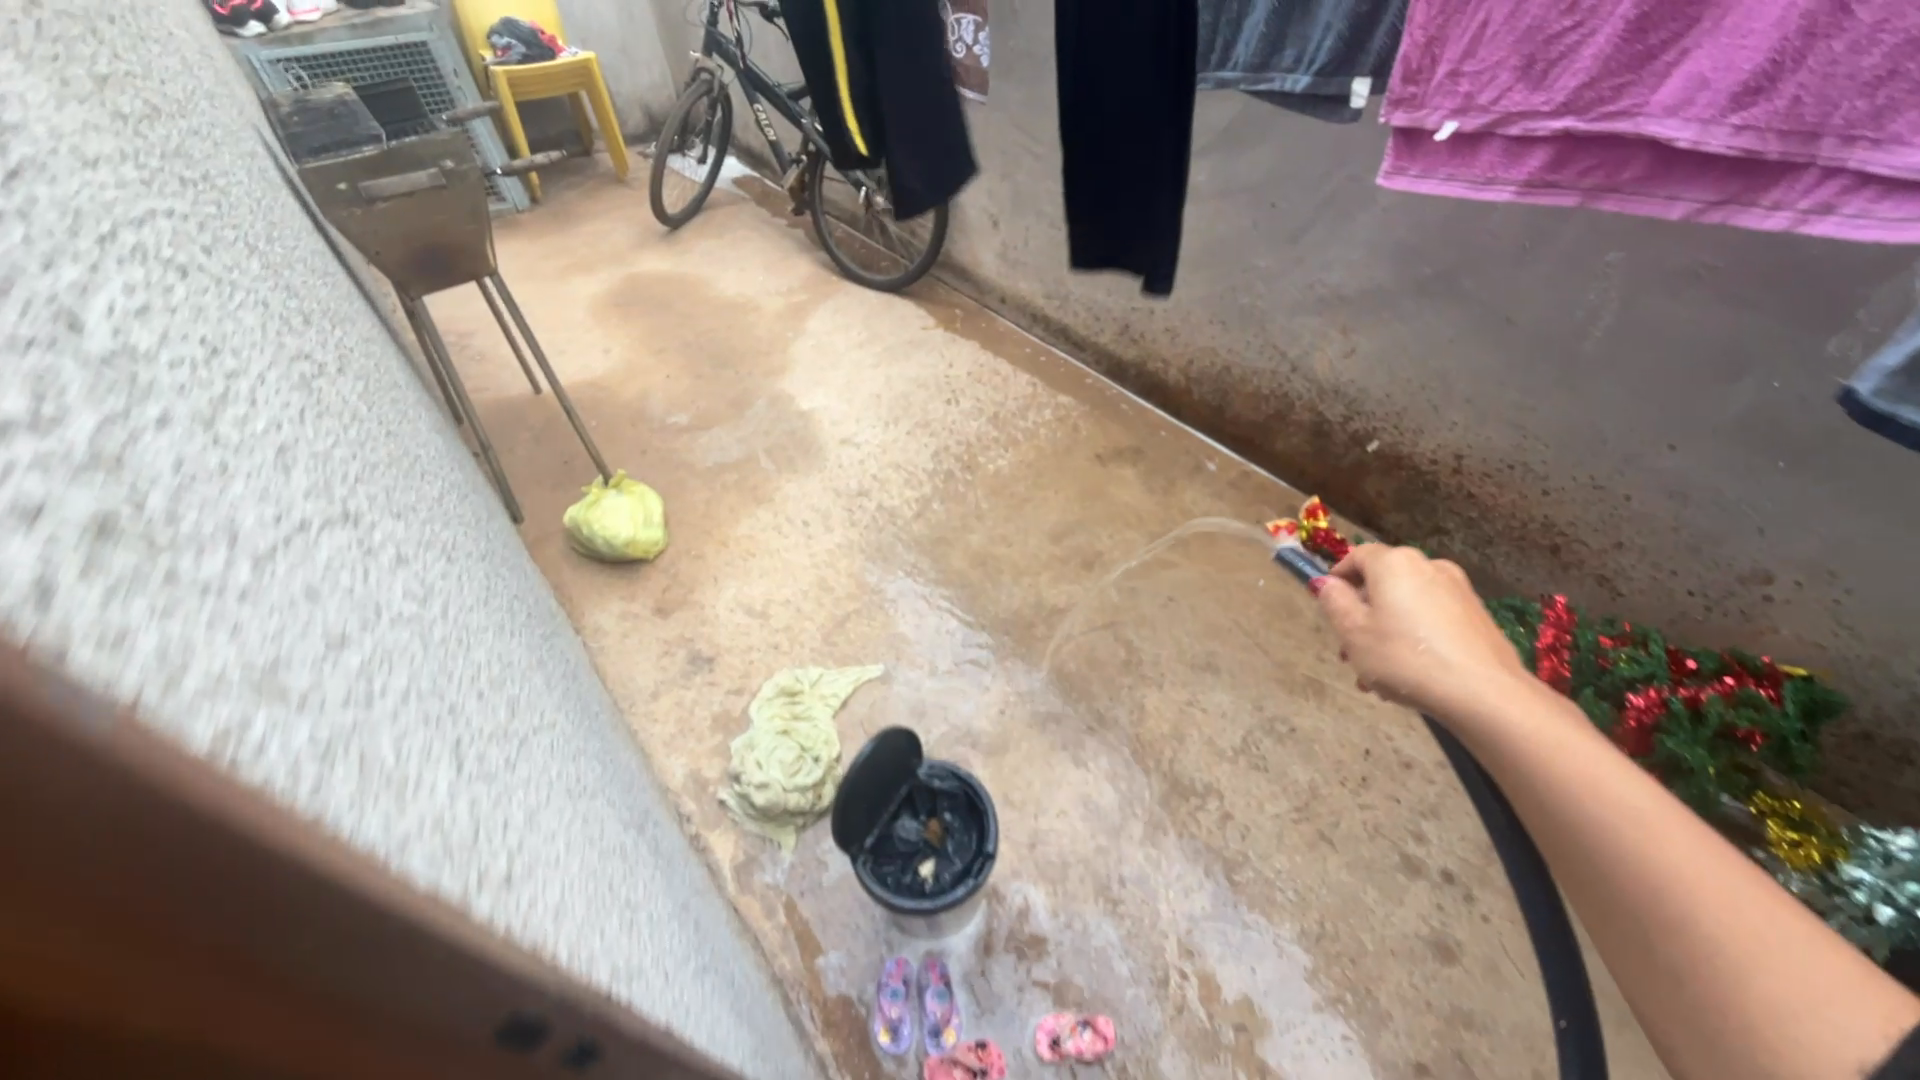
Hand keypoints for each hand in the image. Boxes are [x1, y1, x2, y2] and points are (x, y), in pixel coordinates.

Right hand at [1312, 545, 1529, 715]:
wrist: (1484, 693)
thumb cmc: (1405, 658)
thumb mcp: (1354, 633)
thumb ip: (1334, 601)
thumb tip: (1327, 583)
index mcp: (1394, 564)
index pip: (1357, 555)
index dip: (1338, 578)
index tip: (1328, 607)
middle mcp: (1428, 566)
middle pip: (1383, 582)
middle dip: (1362, 614)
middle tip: (1349, 651)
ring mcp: (1458, 589)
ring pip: (1407, 603)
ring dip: (1386, 630)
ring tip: (1377, 673)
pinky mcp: (1476, 614)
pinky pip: (1431, 617)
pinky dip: (1414, 635)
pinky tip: (1410, 672)